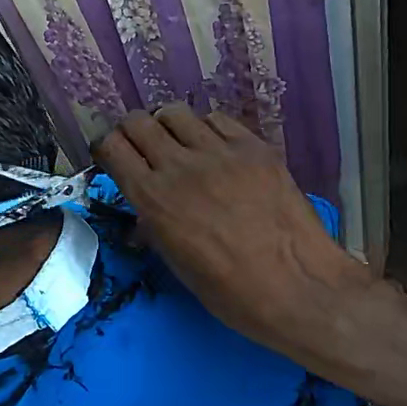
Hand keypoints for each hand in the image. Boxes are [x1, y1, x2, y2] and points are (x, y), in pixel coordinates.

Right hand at [93, 106, 393, 380]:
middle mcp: (179, 167)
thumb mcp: (175, 262)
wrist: (300, 289)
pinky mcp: (253, 148)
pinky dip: (206, 129)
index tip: (111, 157)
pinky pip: (216, 120)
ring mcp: (219, 153)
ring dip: (167, 126)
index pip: (111, 146)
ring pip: (174, 113)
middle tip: (142, 148)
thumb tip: (143, 207)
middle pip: (137, 121)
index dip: (106, 148)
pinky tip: (215, 149)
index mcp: (153, 199)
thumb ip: (152, 223)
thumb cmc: (231, 292)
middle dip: (131, 132)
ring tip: (178, 144)